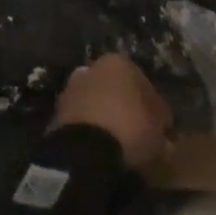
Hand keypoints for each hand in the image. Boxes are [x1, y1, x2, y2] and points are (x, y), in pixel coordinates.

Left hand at [51, 54, 173, 169]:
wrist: (84, 152)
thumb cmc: (130, 129)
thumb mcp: (158, 128)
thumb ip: (159, 121)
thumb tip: (160, 127)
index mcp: (117, 62)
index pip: (141, 81)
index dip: (153, 104)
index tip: (160, 123)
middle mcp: (89, 70)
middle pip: (113, 89)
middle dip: (124, 106)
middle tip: (137, 130)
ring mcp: (69, 91)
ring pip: (94, 103)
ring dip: (104, 118)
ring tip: (118, 142)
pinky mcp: (55, 114)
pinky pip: (80, 120)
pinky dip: (89, 130)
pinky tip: (100, 148)